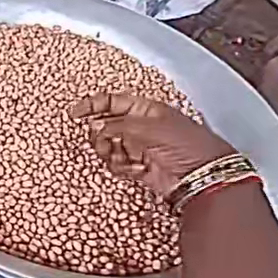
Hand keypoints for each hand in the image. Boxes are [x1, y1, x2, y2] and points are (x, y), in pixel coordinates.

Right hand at [70, 92, 236, 201]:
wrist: (203, 176)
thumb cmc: (186, 144)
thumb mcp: (150, 128)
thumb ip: (118, 126)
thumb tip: (94, 127)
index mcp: (143, 109)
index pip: (110, 102)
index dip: (91, 105)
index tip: (75, 113)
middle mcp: (138, 126)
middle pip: (104, 126)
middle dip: (100, 136)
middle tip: (103, 142)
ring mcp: (137, 147)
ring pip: (107, 147)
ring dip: (111, 154)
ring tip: (124, 158)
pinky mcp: (137, 166)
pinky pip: (116, 164)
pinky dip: (122, 167)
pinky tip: (137, 169)